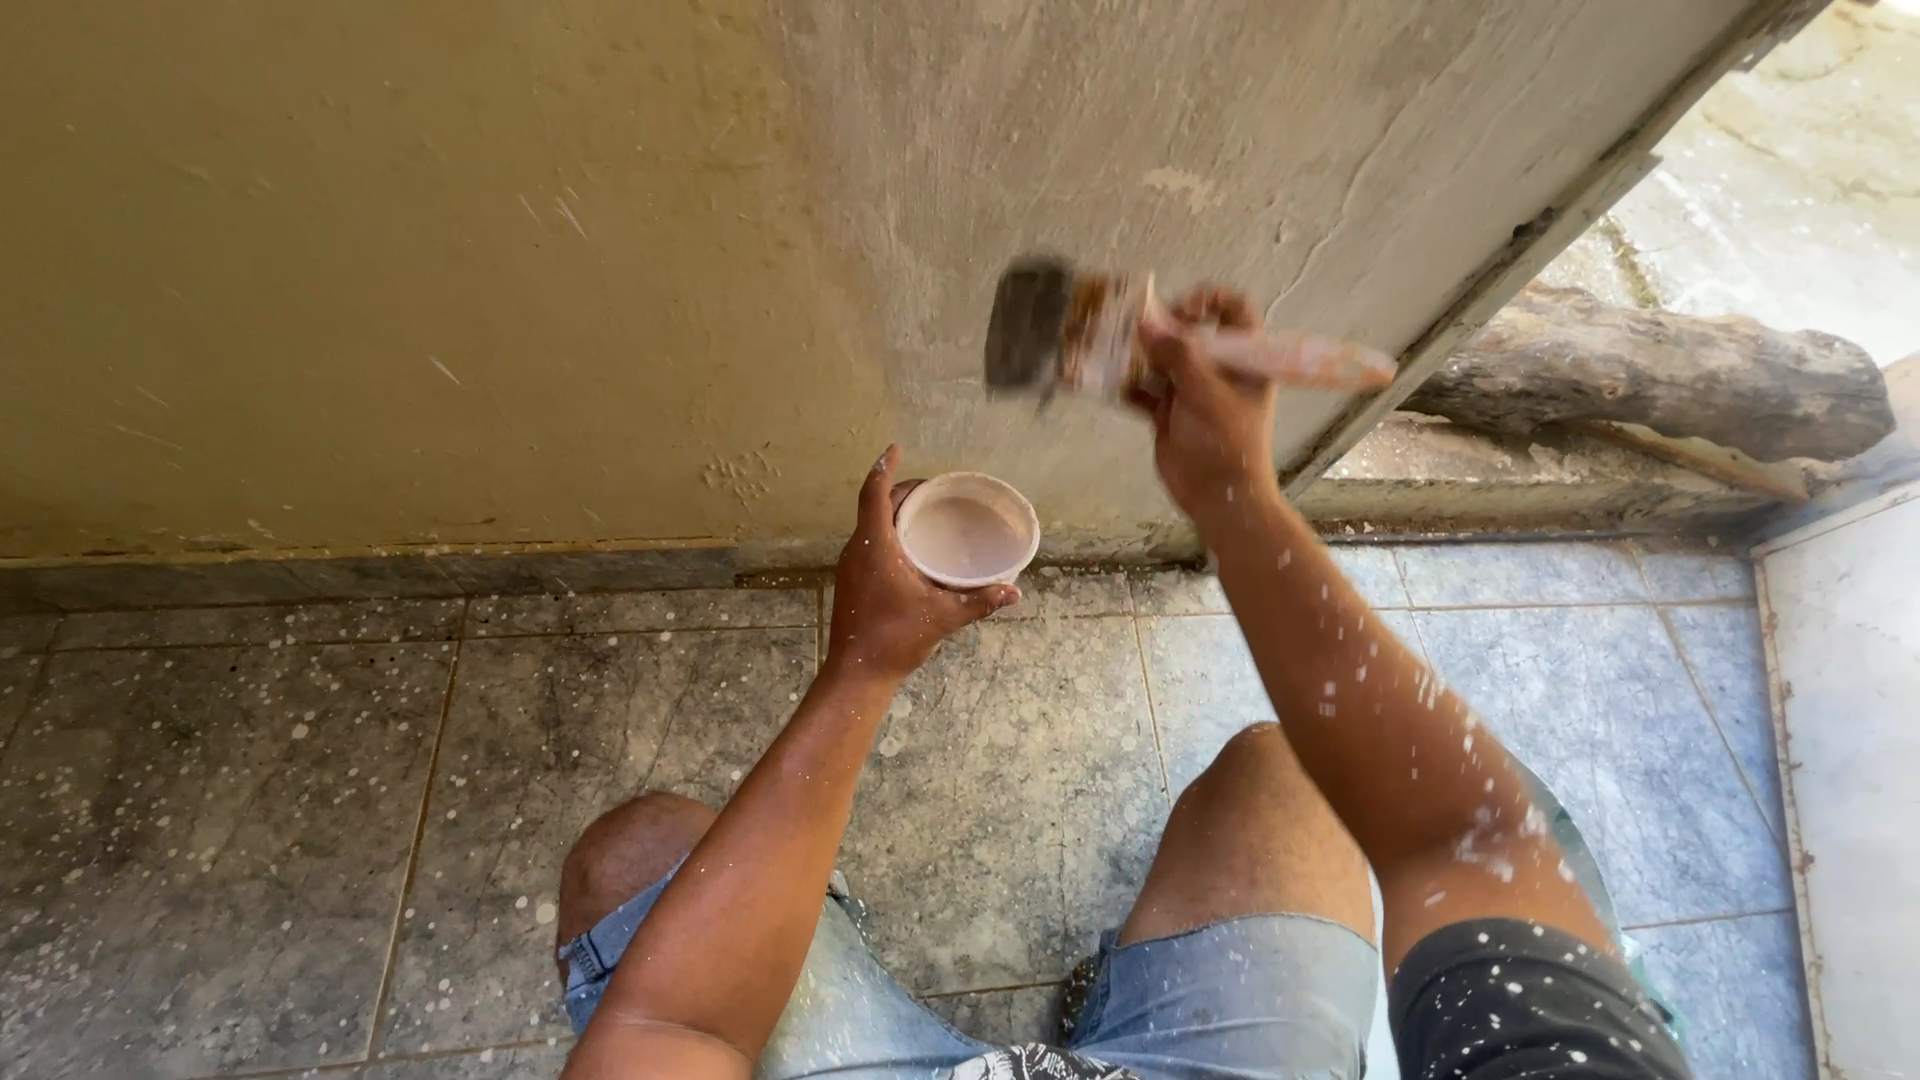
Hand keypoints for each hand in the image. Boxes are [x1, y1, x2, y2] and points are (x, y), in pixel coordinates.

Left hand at [825, 446, 1020, 683]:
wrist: (856, 674)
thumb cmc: (894, 639)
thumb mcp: (942, 617)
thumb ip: (979, 601)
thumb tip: (1013, 592)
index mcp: (875, 547)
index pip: (874, 494)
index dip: (885, 468)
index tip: (895, 448)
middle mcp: (858, 550)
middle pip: (874, 506)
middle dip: (899, 490)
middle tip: (930, 487)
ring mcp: (851, 566)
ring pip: (870, 525)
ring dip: (893, 512)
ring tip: (924, 511)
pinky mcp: (852, 582)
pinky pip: (869, 543)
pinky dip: (888, 532)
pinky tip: (910, 547)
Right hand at [1132, 286, 1279, 525]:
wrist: (1216, 495)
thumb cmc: (1226, 441)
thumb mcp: (1207, 393)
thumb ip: (1178, 356)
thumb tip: (1146, 325)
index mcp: (1243, 358)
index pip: (1233, 310)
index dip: (1209, 301)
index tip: (1180, 310)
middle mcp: (1216, 369)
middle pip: (1188, 332)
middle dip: (1161, 328)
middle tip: (1137, 330)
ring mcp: (1189, 390)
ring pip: (1160, 360)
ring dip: (1137, 356)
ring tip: (1114, 351)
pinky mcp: (1166, 411)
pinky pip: (1142, 390)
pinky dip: (1126, 386)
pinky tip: (1108, 382)